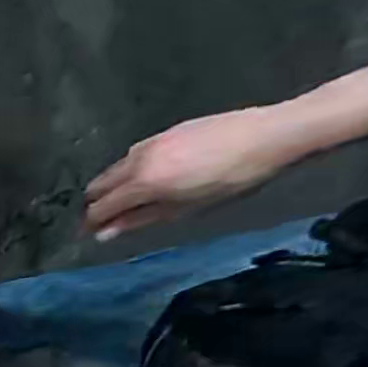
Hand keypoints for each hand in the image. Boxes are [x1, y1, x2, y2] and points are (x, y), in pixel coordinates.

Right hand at [86, 105, 303, 239]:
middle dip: (97, 203)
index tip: (92, 234)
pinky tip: (152, 174)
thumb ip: (139, 220)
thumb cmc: (233, 178)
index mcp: (141, 183)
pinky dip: (131, 169)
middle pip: (98, 185)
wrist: (276, 132)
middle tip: (108, 217)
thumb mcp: (185, 208)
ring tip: (132, 196)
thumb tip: (103, 234)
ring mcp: (151, 143)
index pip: (99, 208)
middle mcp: (137, 161)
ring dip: (114, 185)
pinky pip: (134, 154)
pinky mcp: (166, 132)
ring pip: (114, 169)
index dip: (91, 224)